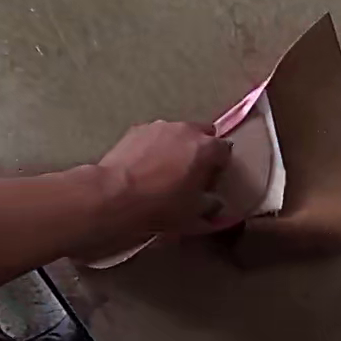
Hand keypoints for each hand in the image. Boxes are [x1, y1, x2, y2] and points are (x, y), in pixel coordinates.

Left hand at [84, 121, 231, 254]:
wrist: (114, 197)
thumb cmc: (160, 206)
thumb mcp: (195, 214)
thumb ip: (211, 204)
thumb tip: (214, 202)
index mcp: (207, 148)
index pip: (225, 150)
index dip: (220, 166)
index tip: (211, 181)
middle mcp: (186, 130)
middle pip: (203, 134)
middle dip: (202, 149)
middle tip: (192, 172)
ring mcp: (160, 127)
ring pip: (178, 132)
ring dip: (178, 146)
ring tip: (165, 169)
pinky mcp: (136, 130)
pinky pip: (155, 136)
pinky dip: (155, 147)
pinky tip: (145, 166)